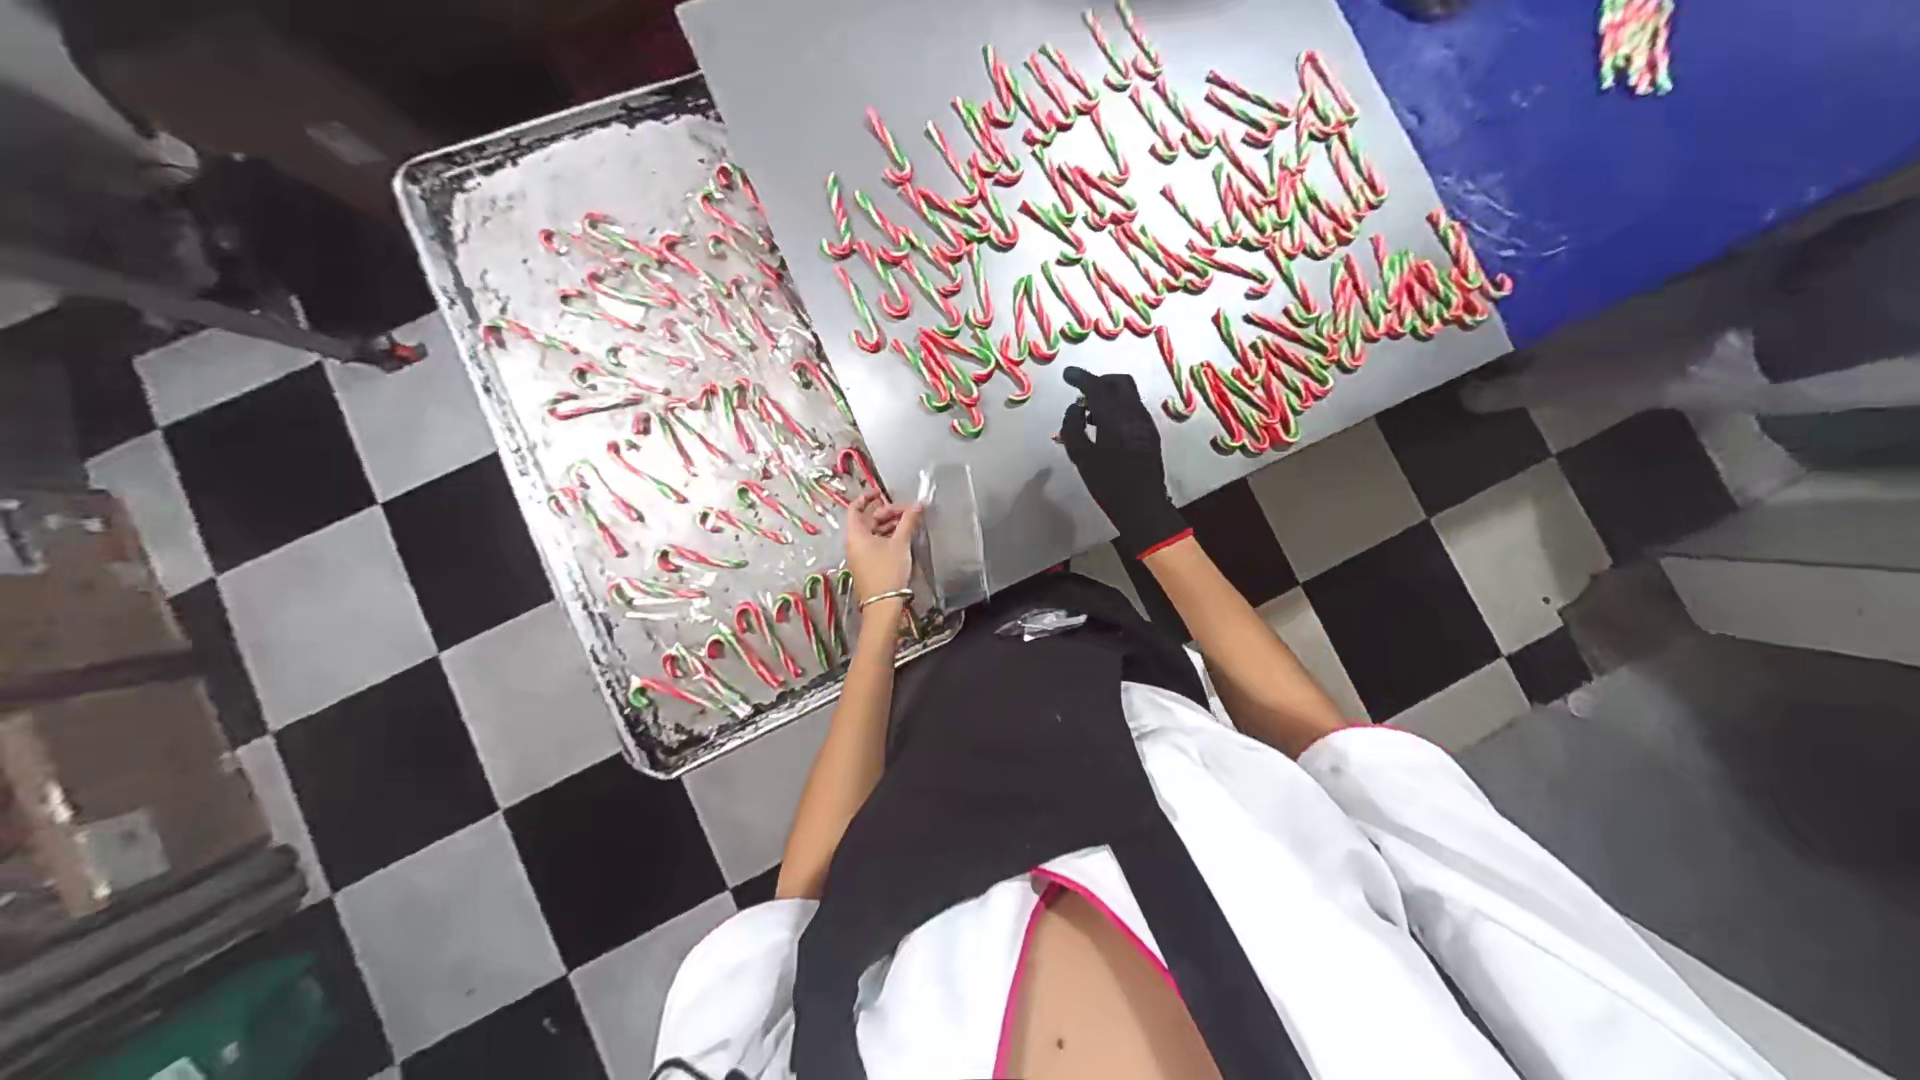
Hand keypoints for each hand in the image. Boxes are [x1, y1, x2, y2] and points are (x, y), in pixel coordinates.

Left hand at [844, 492, 922, 605]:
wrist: (883, 604)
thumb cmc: (888, 570)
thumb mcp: (900, 543)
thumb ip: (908, 522)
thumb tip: (918, 504)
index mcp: (856, 534)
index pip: (855, 508)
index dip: (867, 498)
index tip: (882, 493)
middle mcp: (854, 543)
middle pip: (868, 520)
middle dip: (887, 513)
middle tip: (908, 512)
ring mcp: (860, 555)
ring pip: (874, 532)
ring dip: (890, 525)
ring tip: (910, 523)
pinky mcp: (868, 564)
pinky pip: (876, 544)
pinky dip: (888, 537)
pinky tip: (904, 537)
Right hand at [1060, 366, 1187, 558]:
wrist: (1143, 507)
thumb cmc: (1109, 486)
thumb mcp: (1082, 459)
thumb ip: (1073, 429)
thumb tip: (1075, 409)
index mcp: (1117, 420)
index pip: (1098, 389)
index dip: (1081, 378)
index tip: (1067, 374)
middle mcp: (1136, 416)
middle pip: (1120, 383)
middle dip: (1099, 381)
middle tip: (1082, 390)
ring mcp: (1146, 424)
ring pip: (1129, 395)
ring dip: (1109, 395)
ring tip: (1089, 412)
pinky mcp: (1151, 434)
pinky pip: (1133, 409)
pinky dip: (1117, 408)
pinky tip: (1105, 426)